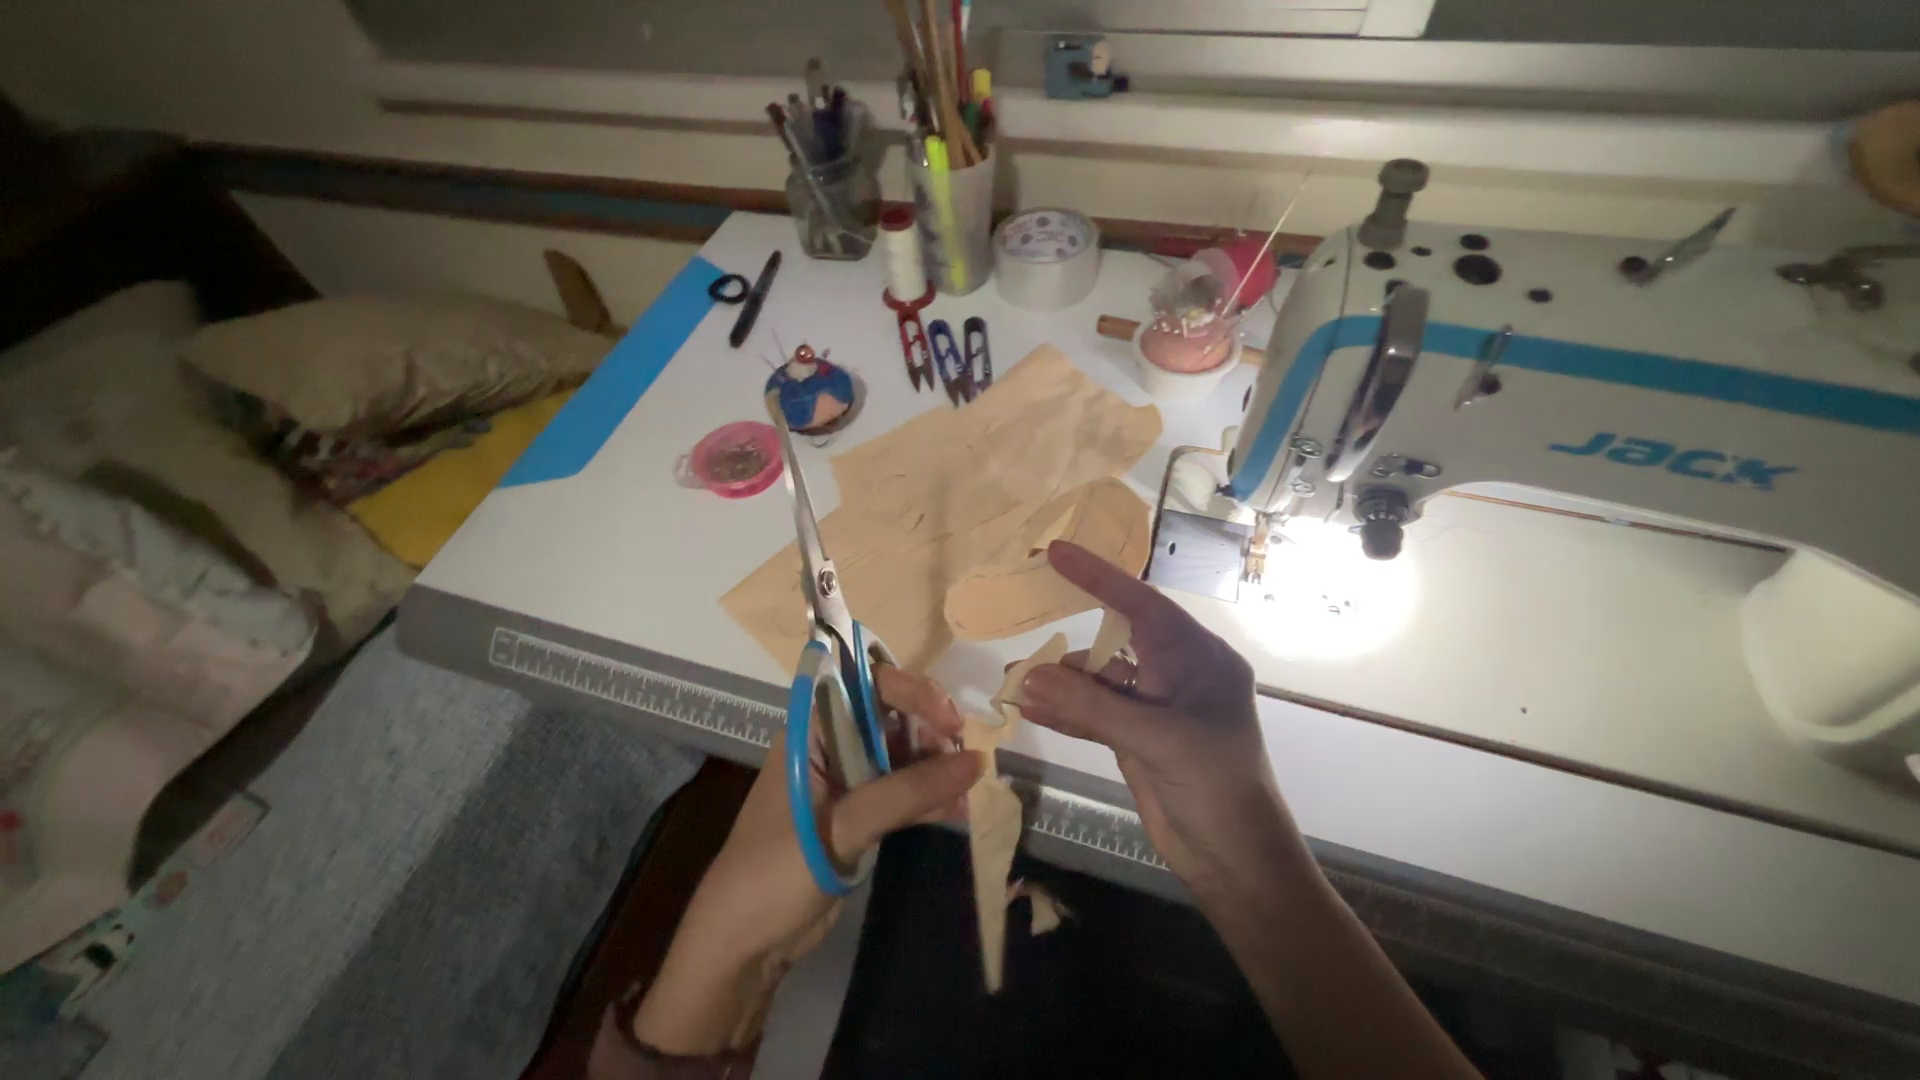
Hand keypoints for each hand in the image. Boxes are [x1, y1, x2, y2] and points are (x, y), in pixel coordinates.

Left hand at [632, 666, 981, 1054]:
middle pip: (893, 715)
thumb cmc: (776, 871)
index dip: (911, 690)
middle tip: (966, 760)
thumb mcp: (841, 827)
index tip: (948, 719)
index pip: (867, 685)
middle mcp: (831, 746)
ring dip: (938, 766)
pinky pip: (905, 791)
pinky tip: (959, 811)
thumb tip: (976, 761)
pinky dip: (931, 797)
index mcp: (811, 731)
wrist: (744, 945)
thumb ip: (906, 793)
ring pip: (904, 754)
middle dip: (932, 730)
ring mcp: (848, 782)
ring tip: (969, 790)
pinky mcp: (862, 816)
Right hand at [1016, 541, 1309, 899]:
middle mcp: (1177, 675)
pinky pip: (1094, 714)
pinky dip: (1064, 711)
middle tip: (1029, 610)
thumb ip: (1091, 706)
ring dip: (1061, 680)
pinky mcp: (1137, 740)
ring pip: (1100, 681)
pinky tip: (1030, 707)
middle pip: (1117, 639)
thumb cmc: (1216, 787)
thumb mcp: (1157, 739)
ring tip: (1015, 679)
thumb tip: (1028, 676)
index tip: (1057, 552)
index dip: (1100, 576)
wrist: (1236, 861)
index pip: (1144, 604)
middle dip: (1072, 634)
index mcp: (1199, 659)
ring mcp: (1155, 709)